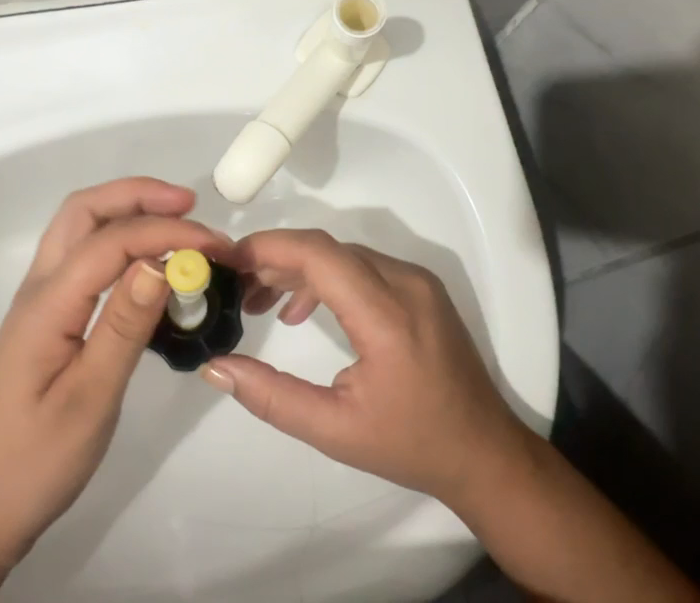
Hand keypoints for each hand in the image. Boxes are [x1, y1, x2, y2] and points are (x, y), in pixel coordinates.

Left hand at [0, 178, 224, 601]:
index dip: (164, 232)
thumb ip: (124, 326)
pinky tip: (151, 264)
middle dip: (137, 196)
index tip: (214, 246)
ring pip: (80, 229)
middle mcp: (39, 289)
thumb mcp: (90, 398)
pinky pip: (85, 257)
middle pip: (83, 212)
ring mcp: (42, 301)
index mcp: (46, 305)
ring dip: (128, 212)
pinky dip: (120, 241)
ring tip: (179, 224)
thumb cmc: (41, 458)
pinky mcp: (51, 317)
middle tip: (190, 206)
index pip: (109, 242)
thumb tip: (160, 263)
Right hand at [203, 228, 526, 505]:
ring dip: (298, 268)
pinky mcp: (422, 290)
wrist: (484, 452)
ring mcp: (418, 283)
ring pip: (344, 254)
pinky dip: (326, 277)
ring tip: (258, 300)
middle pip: (327, 248)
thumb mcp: (333, 430)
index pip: (318, 254)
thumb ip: (271, 397)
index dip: (267, 248)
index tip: (226, 261)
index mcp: (387, 316)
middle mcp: (406, 284)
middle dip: (274, 258)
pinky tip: (301, 311)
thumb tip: (215, 367)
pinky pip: (364, 266)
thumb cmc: (410, 445)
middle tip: (233, 286)